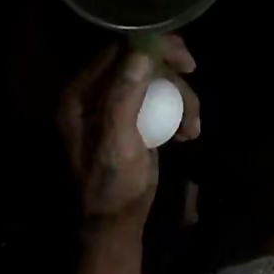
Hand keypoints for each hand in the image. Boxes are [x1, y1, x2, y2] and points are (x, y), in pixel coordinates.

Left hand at [57, 35, 199, 230]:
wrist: (115, 226)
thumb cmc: (112, 187)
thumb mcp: (118, 143)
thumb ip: (124, 96)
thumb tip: (141, 51)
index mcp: (81, 95)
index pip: (117, 52)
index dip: (151, 46)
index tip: (181, 57)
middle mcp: (94, 94)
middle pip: (138, 60)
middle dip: (169, 70)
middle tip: (192, 70)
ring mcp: (114, 104)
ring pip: (154, 79)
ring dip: (179, 96)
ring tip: (192, 124)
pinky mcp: (132, 116)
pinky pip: (158, 97)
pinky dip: (177, 109)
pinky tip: (187, 132)